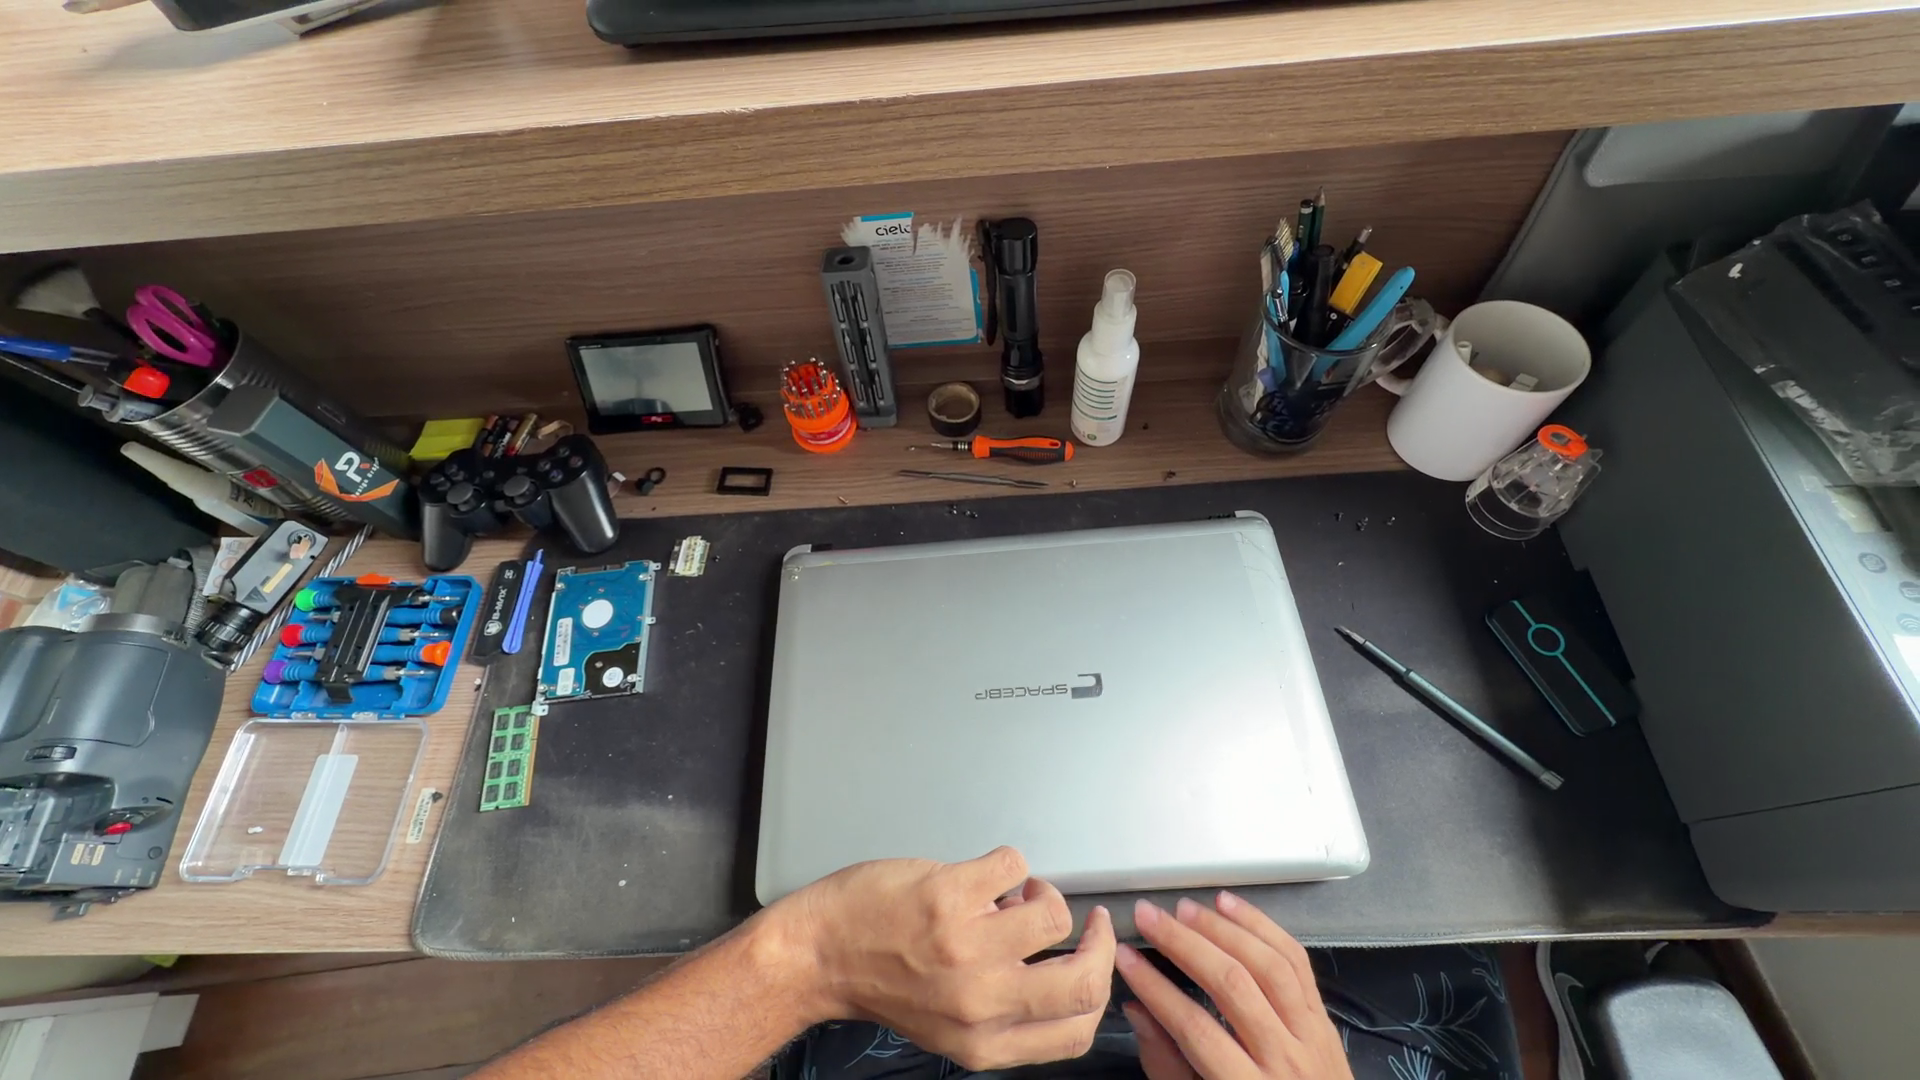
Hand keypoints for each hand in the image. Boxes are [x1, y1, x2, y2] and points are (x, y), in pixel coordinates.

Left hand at [768, 846, 1116, 1070]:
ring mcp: (966, 946)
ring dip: (1043, 893)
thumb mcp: (947, 1024)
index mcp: (983, 1041)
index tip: (1094, 958)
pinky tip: (983, 873)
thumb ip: (1000, 1011)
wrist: (817, 953)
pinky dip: (1007, 863)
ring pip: (1051, 914)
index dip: (1099, 989)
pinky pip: (1013, 866)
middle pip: (1081, 980)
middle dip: (1097, 941)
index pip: (1073, 1030)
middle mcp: (980, 1002)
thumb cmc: (876, 980)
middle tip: (1086, 921)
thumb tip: (1047, 964)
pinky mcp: (949, 895)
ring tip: (1015, 891)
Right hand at [1116, 893, 1352, 1079]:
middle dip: (1183, 944)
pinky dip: (1262, 925)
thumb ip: (1166, 1064)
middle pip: (1232, 985)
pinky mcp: (1324, 1016)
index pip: (1196, 1029)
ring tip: (1184, 908)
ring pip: (1268, 965)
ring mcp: (1312, 1036)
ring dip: (1222, 929)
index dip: (1156, 989)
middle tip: (1148, 915)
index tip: (1124, 956)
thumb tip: (1135, 1006)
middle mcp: (1287, 1062)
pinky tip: (1229, 905)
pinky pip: (1296, 960)